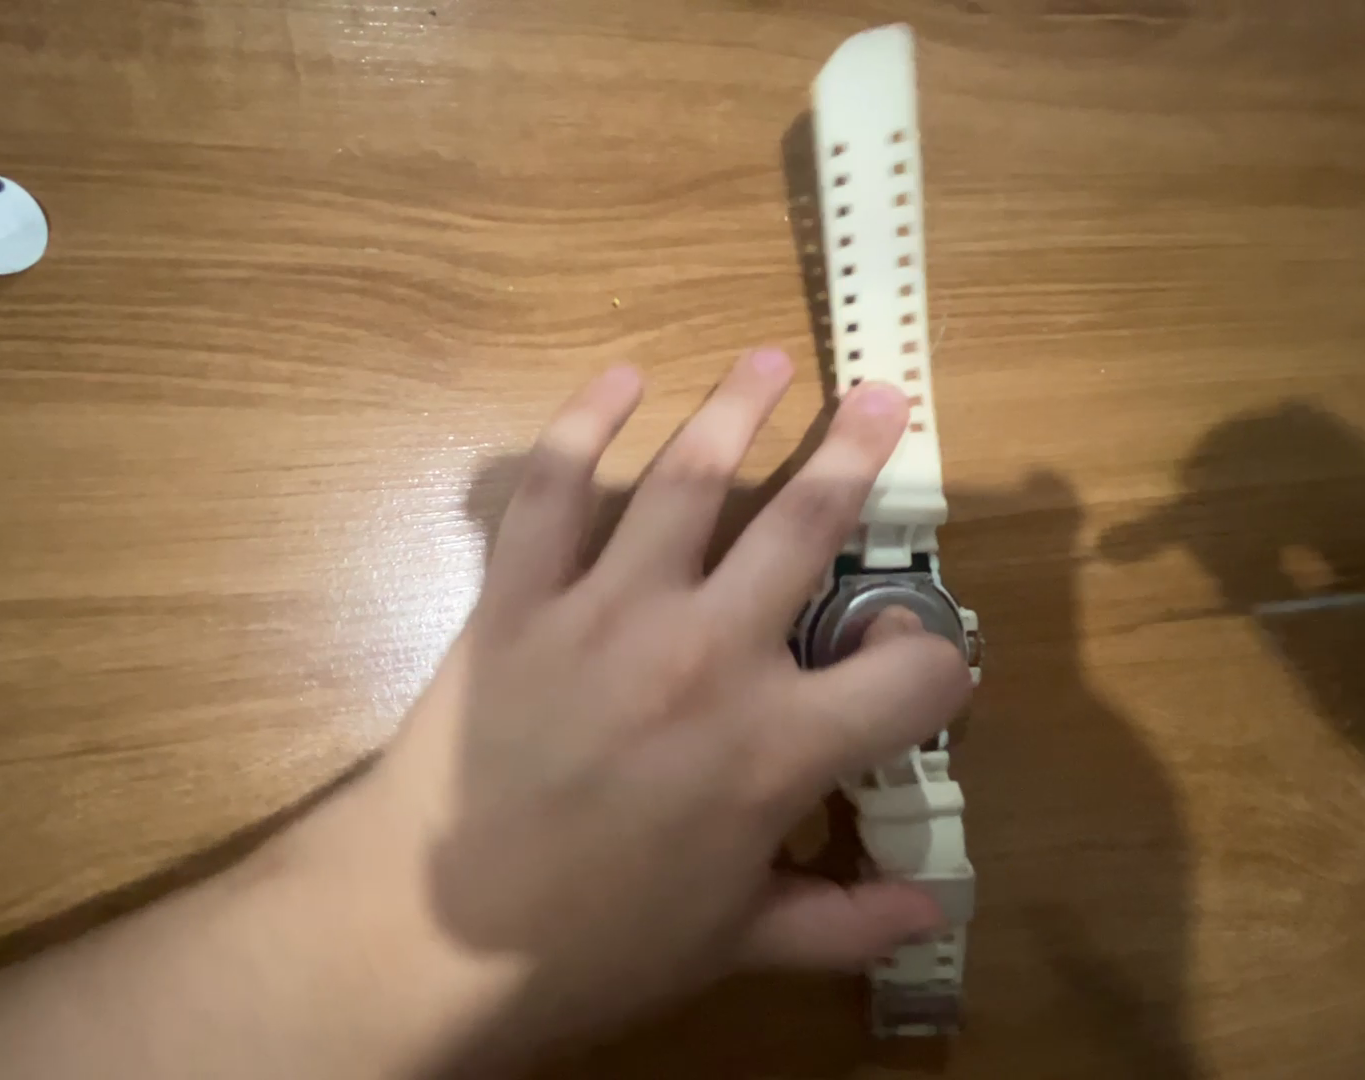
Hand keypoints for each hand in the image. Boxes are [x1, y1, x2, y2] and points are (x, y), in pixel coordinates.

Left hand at [312, 348, 972, 1071]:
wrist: (427, 931)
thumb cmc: (592, 944)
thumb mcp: (732, 941)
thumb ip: (840, 919)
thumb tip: (931, 908)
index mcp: (773, 747)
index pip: (912, 677)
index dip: (937, 667)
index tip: (920, 663)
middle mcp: (705, 654)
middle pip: (804, 527)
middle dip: (855, 456)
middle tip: (880, 396)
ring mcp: (605, 610)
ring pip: (687, 482)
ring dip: (735, 411)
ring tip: (766, 361)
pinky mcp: (519, 595)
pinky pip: (551, 490)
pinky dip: (582, 424)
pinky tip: (618, 379)